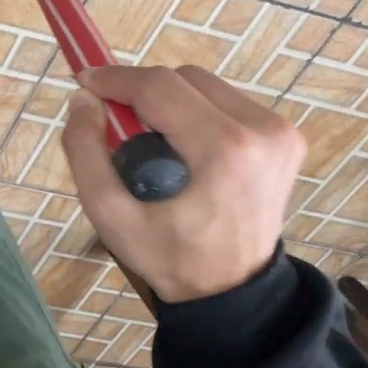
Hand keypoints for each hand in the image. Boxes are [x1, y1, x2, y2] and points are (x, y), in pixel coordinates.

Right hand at [61, 65, 304, 303]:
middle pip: (184, 79)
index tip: (83, 81)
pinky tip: (178, 146)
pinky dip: (192, 112)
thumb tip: (82, 100)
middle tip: (113, 125)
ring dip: (167, 100)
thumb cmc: (167, 255)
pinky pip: (225, 102)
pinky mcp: (285, 136)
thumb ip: (85, 152)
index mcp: (222, 149)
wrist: (230, 288)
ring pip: (205, 86)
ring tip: (147, 141)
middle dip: (141, 92)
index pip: (159, 86)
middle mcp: (261, 130)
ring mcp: (280, 131)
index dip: (115, 78)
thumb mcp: (108, 214)